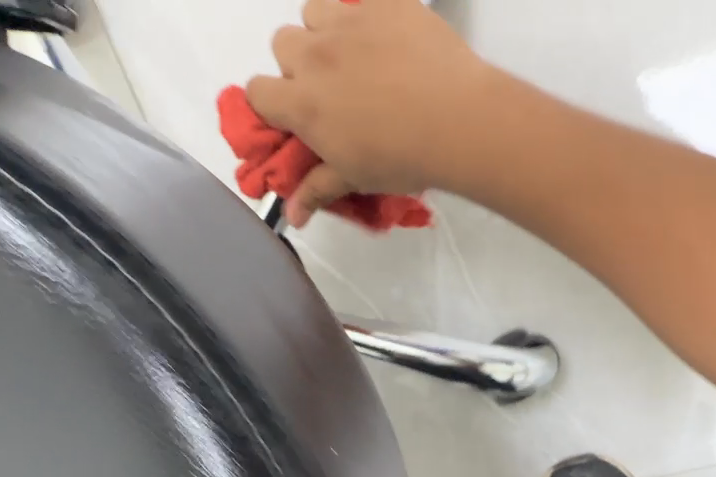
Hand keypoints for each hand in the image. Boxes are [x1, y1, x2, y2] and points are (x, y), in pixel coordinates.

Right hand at [246, 0, 503, 225]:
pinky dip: (366, 16)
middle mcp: (316, 55)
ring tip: (355, 57)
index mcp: (302, 103)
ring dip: (325, 31)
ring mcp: (349, 23)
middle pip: (282, 44)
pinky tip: (389, 40)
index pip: (257, 92)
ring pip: (314, 12)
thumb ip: (317, 190)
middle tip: (333, 89)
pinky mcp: (384, 3)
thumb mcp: (355, 178)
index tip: (296, 116)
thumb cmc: (401, 158)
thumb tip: (292, 217)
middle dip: (299, 64)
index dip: (273, 104)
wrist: (457, 120)